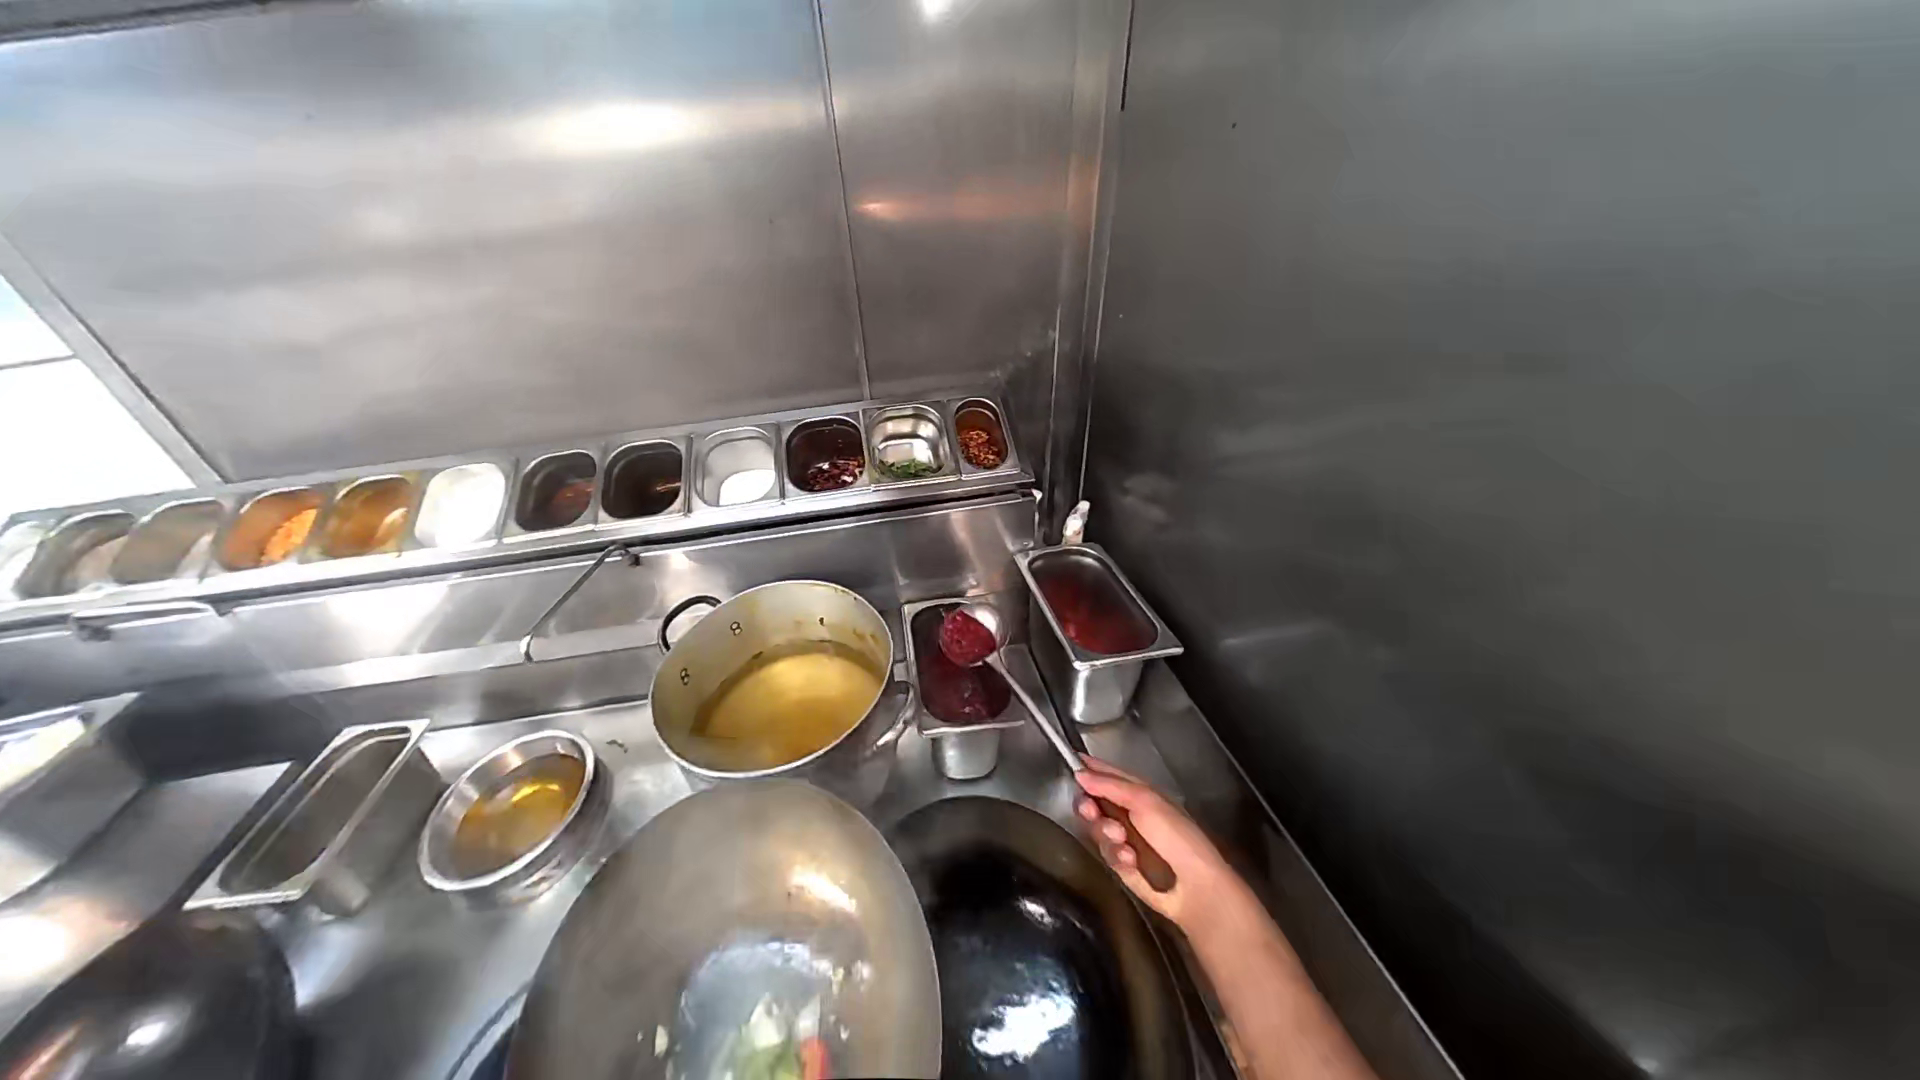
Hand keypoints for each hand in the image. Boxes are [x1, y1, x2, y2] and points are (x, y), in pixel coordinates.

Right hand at [1075, 756, 1247, 928]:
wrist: (1196, 888)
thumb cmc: (1176, 836)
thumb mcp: (1145, 801)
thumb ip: (1110, 785)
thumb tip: (1079, 773)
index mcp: (1140, 792)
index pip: (1108, 774)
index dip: (1089, 768)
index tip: (1071, 765)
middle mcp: (1130, 813)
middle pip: (1093, 802)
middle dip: (1089, 806)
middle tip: (1091, 811)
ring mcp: (1126, 840)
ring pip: (1096, 829)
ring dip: (1106, 833)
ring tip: (1122, 840)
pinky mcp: (1123, 866)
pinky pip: (1107, 854)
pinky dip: (1117, 856)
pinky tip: (1131, 860)